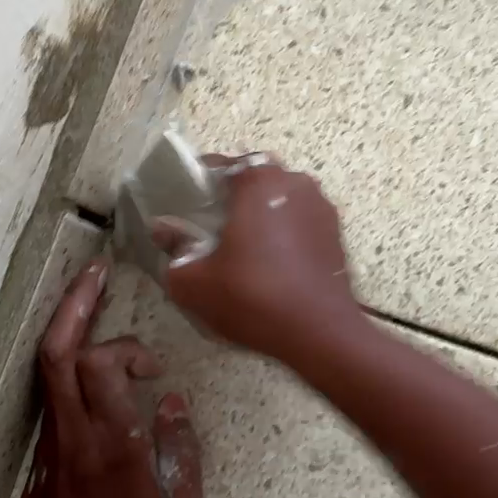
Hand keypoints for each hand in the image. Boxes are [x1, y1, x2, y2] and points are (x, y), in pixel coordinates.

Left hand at [11, 263, 205, 497]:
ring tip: (86, 288)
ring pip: (46, 365)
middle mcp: (75, 432)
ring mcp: (52, 437)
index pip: (103, 367)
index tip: (151, 367)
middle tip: (96, 270)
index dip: (127, 349)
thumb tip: (175, 401)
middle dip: (75, 303)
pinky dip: (64, 353)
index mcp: (114, 445)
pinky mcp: (41, 446)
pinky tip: (81, 339)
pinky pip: (48, 387)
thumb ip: (184, 450)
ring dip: (66, 321)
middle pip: (59, 352)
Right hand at [154, 155, 363, 360]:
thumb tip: (161, 228)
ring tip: (243, 247)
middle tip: (213, 228)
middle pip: (254, 178)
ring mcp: (321, 205)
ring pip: (280, 198)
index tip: (187, 206)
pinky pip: (300, 220)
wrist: (319, 332)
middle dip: (233, 197)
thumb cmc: (252, 297)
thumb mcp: (194, 280)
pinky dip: (285, 232)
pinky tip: (272, 262)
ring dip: (262, 213)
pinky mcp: (336, 232)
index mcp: (259, 181)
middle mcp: (295, 181)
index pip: (221, 165)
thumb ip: (174, 248)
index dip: (200, 183)